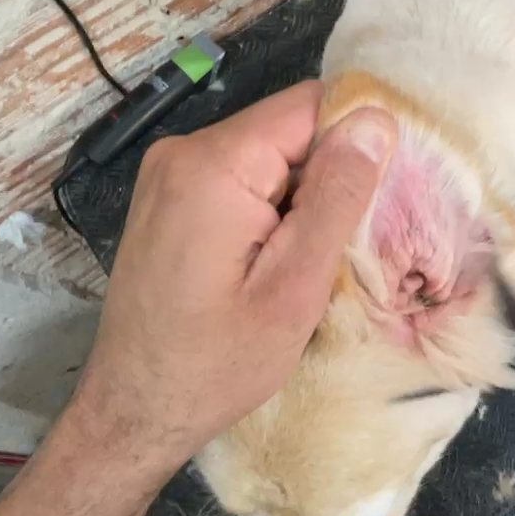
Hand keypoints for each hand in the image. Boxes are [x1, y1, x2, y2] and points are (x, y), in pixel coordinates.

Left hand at [62, 82, 395, 487]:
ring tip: (310, 259)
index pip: (310, 106)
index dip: (356, 141)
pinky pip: (242, 177)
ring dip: (301, 197)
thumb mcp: (294, 287)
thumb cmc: (217, 363)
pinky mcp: (170, 196)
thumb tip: (376, 121)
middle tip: (347, 243)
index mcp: (214, 164)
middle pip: (288, 130)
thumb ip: (337, 197)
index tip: (380, 196)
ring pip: (269, 155)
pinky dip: (272, 208)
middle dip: (328, 175)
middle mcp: (184, 150)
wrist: (134, 409)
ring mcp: (170, 172)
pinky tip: (276, 259)